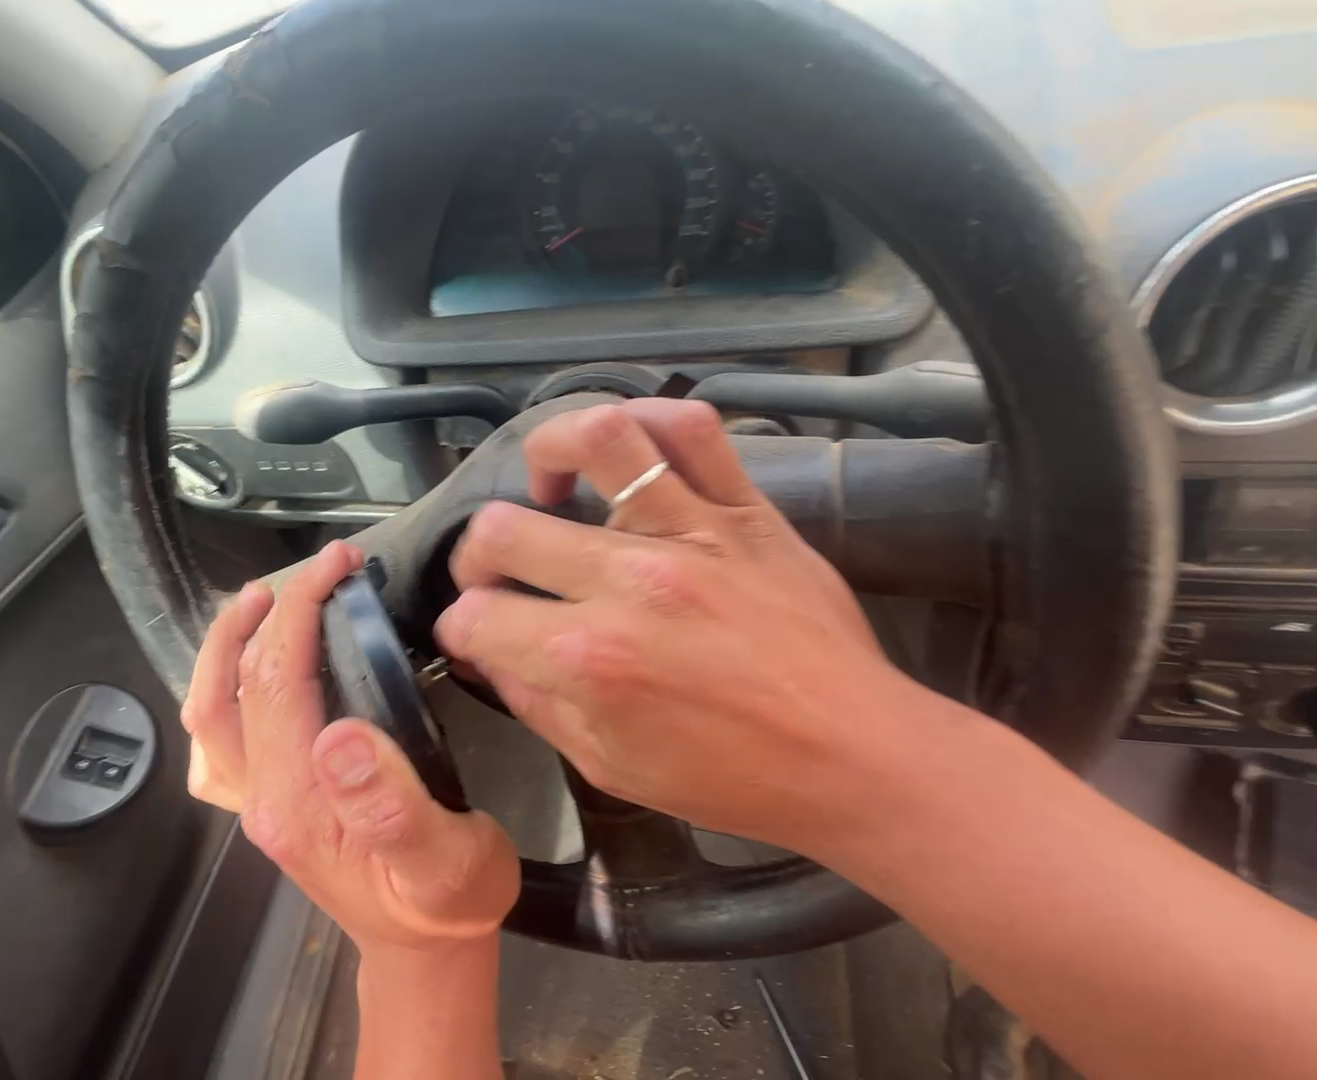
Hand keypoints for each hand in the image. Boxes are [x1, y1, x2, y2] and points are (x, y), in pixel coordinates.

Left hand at [182, 541, 519, 956]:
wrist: (426, 950)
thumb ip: (392, 804)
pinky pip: (218, 741)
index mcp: (302, 802)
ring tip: (261, 597)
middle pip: (242, 683)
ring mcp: (256, 805)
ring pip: (211, 710)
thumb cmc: (449, 901)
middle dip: (276, 609)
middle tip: (324, 565)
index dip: (301, 609)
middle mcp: (263, 800)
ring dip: (228, 644)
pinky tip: (244, 669)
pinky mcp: (267, 805)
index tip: (341, 563)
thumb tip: (339, 733)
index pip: (279, 679)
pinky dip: (219, 690)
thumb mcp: (447, 860)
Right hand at [434, 399, 960, 859]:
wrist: (854, 755)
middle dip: (476, 557)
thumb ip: (535, 703)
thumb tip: (489, 652)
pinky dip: (648, 422)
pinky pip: (695, 431)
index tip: (478, 634)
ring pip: (599, 440)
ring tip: (551, 485)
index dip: (462, 629)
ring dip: (550, 452)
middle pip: (503, 529)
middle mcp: (628, 581)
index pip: (476, 618)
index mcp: (587, 659)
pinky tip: (631, 453)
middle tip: (499, 575)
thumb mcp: (610, 767)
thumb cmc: (732, 777)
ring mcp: (693, 532)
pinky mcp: (747, 510)